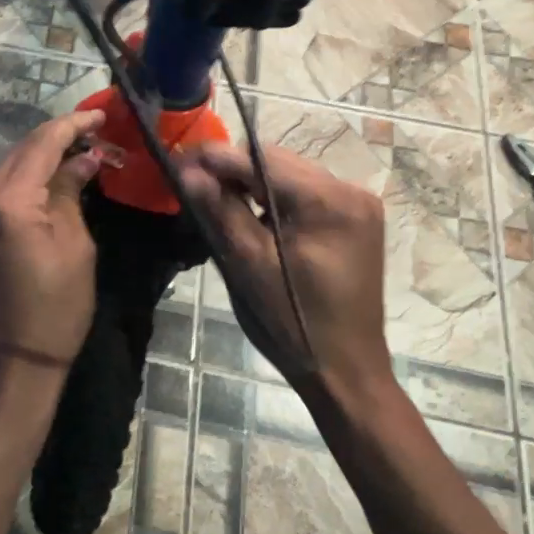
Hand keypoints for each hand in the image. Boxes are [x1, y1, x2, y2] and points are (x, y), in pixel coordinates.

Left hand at [0, 110, 105, 377]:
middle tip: (93, 133)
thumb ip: (71, 193)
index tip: (100, 115)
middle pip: (20, 152)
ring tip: (76, 154)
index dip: (73, 125)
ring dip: (39, 159)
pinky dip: (22, 182)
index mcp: (7, 202)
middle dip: (57, 139)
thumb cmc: (54, 311)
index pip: (42, 144)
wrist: (8, 364)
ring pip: (6, 169)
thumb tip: (84, 159)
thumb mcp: (75, 247)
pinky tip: (47, 182)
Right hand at [176, 142, 389, 389]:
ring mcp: (358, 203)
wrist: (346, 374)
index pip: (259, 161)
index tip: (175, 162)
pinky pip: (304, 191)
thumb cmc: (294, 323)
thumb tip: (186, 169)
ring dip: (252, 183)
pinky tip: (256, 219)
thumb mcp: (248, 265)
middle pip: (275, 161)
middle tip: (195, 189)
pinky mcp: (356, 218)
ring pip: (288, 173)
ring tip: (222, 206)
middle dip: (233, 171)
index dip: (213, 159)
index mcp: (328, 201)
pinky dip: (275, 198)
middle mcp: (350, 190)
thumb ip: (219, 210)